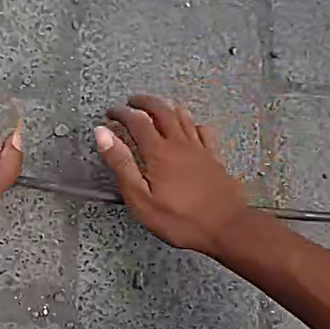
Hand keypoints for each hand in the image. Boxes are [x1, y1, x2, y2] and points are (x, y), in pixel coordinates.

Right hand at [94, 95, 249, 256]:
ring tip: (157, 104)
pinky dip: (193, 122)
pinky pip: (203, 131)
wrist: (226, 226)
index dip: (122, 113)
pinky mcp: (214, 158)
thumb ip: (121, 164)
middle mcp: (180, 144)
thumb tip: (103, 135)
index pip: (136, 121)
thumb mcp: (141, 198)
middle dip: (144, 103)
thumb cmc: (181, 219)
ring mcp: (200, 149)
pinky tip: (192, 126)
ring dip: (167, 106)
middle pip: (161, 111)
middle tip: (132, 101)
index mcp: (159, 153)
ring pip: (183, 116)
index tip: (112, 113)